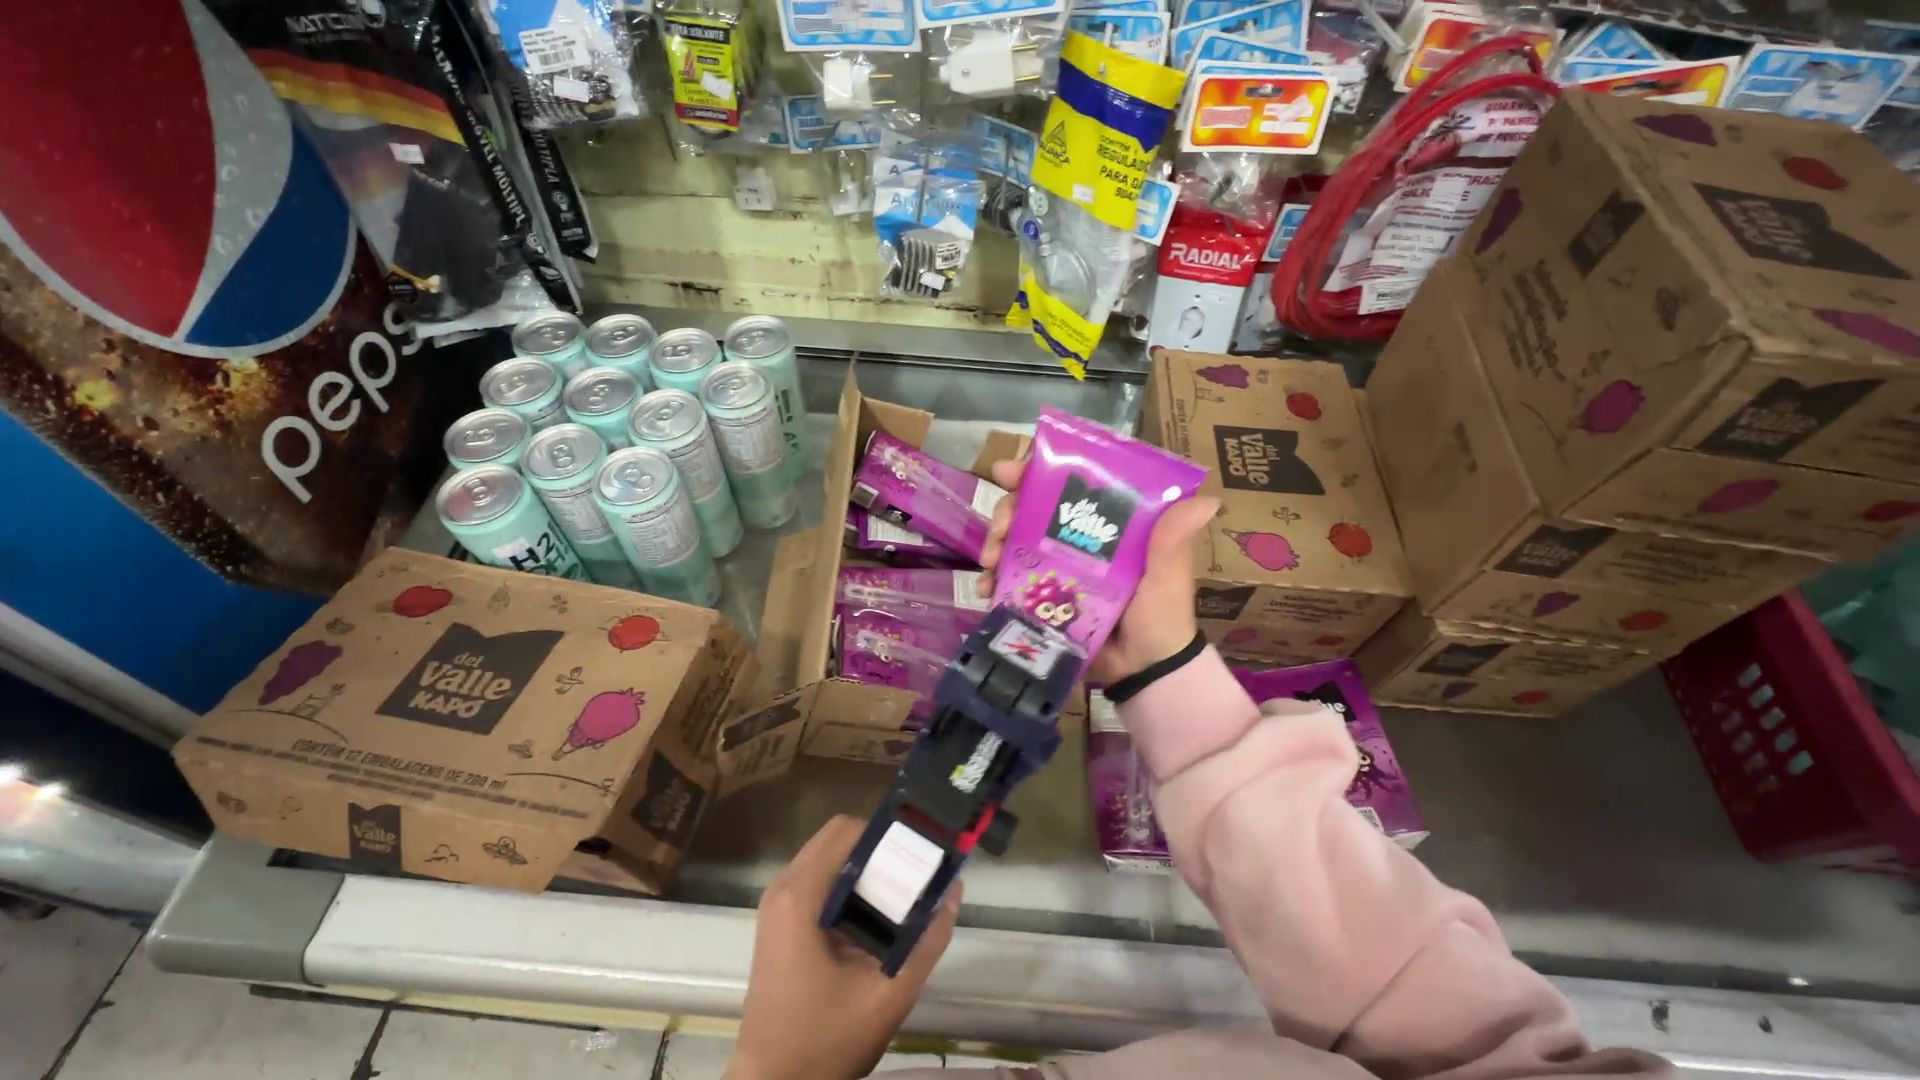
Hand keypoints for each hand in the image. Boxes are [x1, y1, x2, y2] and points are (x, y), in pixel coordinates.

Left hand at [726, 816, 961, 1079]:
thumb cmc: (826, 1039)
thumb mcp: (889, 992)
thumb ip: (927, 939)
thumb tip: (953, 889)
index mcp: (800, 896)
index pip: (848, 831)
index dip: (889, 833)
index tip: (924, 850)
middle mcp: (783, 889)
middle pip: (838, 839)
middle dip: (882, 849)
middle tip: (920, 873)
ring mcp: (778, 906)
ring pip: (830, 859)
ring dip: (868, 868)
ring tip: (906, 893)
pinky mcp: (781, 923)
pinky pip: (820, 882)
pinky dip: (851, 886)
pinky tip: (880, 916)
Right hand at [980, 457, 1219, 685]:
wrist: (1145, 672)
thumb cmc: (1162, 617)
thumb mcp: (1168, 575)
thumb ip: (1174, 540)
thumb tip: (1207, 499)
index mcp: (1108, 523)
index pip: (1069, 484)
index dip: (1035, 472)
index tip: (1008, 471)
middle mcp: (1078, 538)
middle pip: (1032, 509)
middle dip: (1007, 512)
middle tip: (1000, 529)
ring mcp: (1056, 566)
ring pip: (1015, 541)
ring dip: (994, 543)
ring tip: (988, 560)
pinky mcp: (1042, 596)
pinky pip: (1009, 581)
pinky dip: (991, 580)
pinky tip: (983, 588)